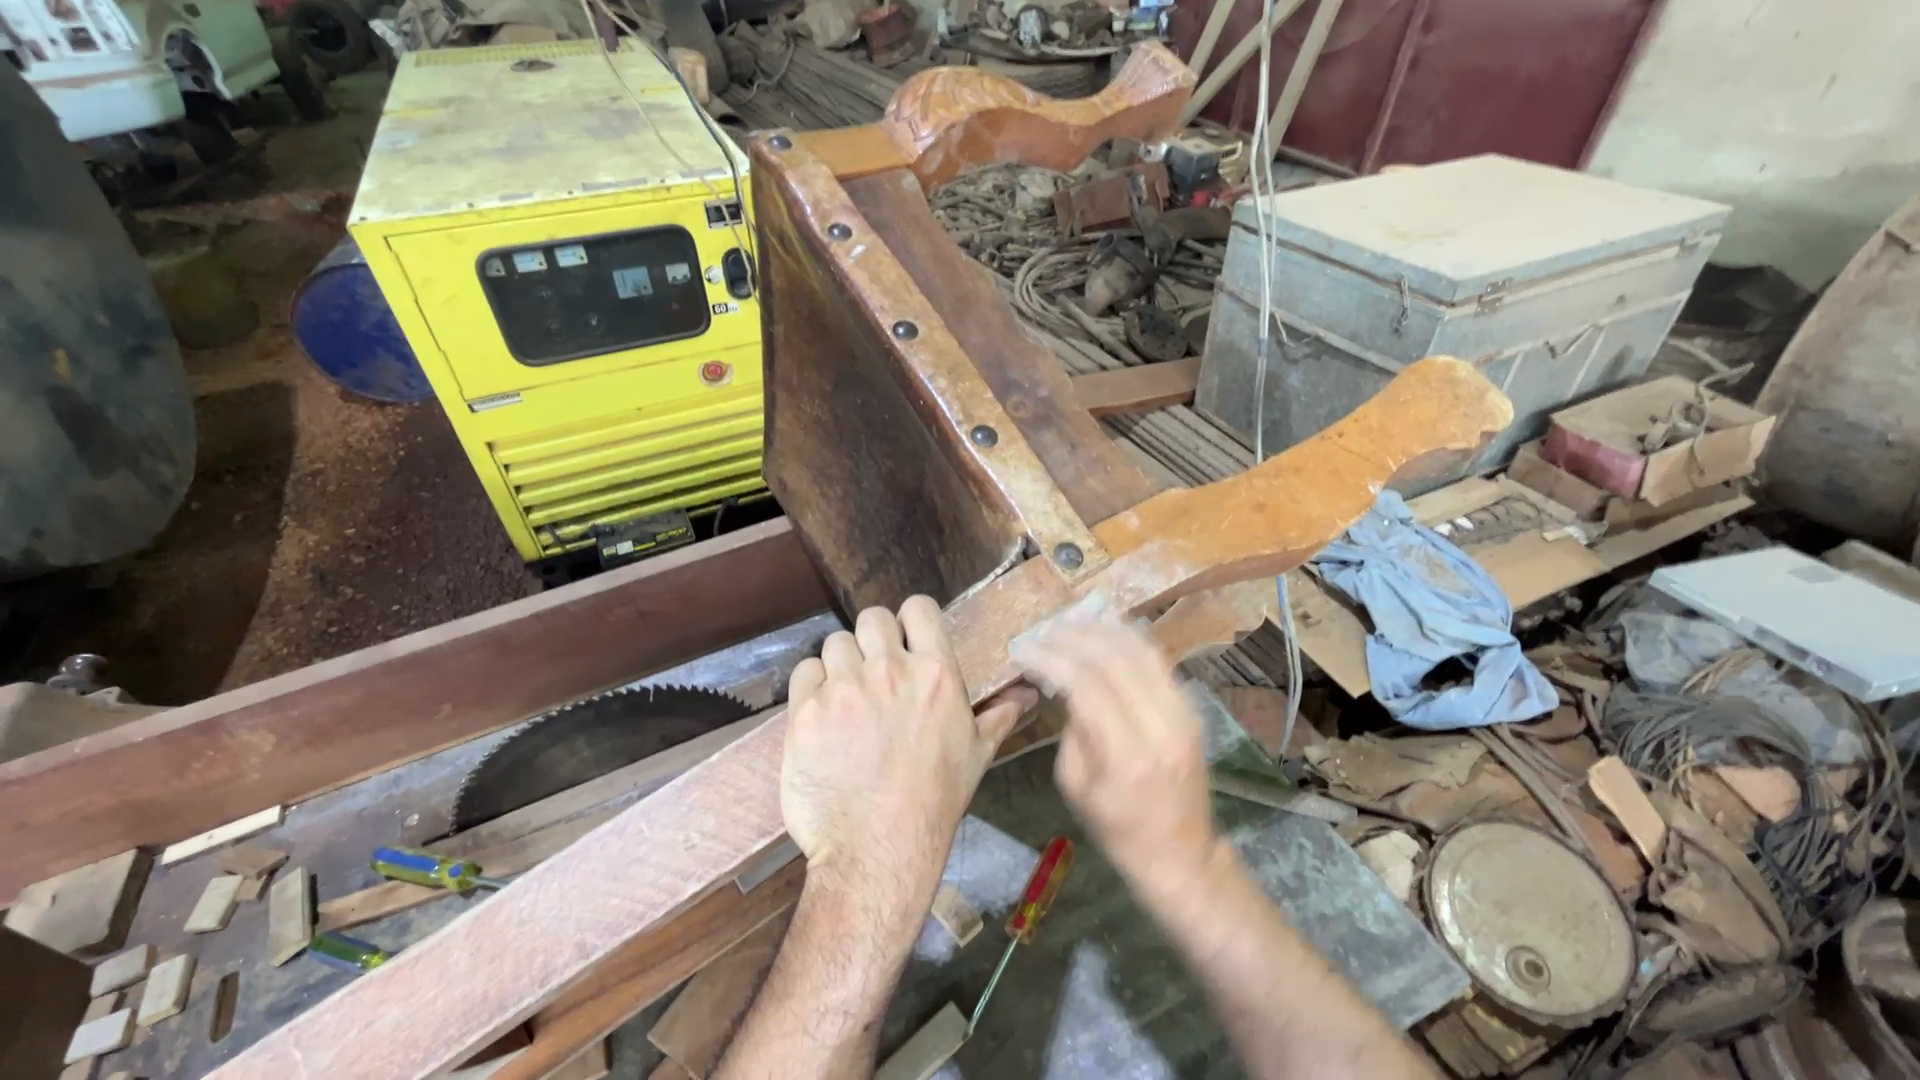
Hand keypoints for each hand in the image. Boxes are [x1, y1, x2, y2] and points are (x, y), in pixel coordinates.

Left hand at [782, 596, 1036, 918]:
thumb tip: (1026, 695)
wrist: (877, 849)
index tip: (905, 638)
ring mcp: (844, 688)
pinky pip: (804, 672)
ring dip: (840, 664)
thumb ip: (998, 715)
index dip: (909, 620)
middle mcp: (889, 670)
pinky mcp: (806, 710)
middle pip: (871, 618)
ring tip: (846, 699)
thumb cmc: (933, 803)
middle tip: (872, 671)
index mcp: (936, 674)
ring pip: (834, 643)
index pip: (918, 608)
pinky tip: (823, 716)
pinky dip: (811, 687)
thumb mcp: (976, 755)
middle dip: (871, 639)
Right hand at [1014, 612, 1216, 887]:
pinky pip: (1158, 660)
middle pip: (1114, 659)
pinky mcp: (1192, 708)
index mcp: (1127, 755)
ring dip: (1102, 629)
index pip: (1086, 684)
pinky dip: (1128, 637)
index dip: (1051, 658)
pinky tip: (1105, 627)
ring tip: (1070, 619)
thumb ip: (1070, 728)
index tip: (1023, 649)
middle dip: (1072, 637)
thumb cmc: (1117, 829)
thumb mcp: (1075, 785)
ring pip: (1140, 650)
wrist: (1181, 852)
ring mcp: (1184, 713)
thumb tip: (1063, 682)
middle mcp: (1161, 726)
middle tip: (1042, 630)